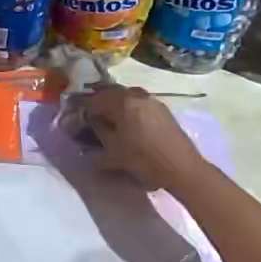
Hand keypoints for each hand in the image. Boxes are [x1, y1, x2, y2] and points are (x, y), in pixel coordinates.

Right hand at [81, 84, 209, 191]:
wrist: (182, 168)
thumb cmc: (143, 159)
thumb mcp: (112, 149)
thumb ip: (98, 130)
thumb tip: (92, 119)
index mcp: (123, 103)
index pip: (94, 99)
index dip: (83, 109)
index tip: (78, 119)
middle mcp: (138, 95)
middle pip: (110, 93)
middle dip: (99, 103)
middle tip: (92, 117)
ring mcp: (153, 100)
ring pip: (126, 95)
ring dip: (114, 104)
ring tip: (109, 119)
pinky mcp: (162, 109)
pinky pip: (138, 101)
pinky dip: (128, 107)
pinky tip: (127, 122)